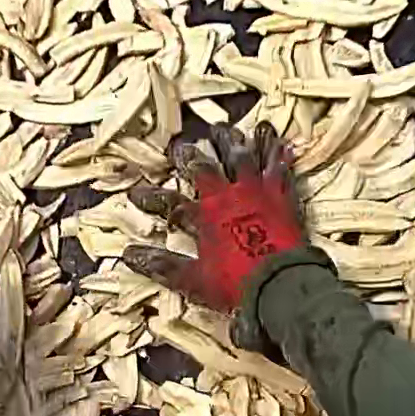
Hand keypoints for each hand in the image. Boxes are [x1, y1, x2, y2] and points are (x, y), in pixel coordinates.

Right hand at [121, 122, 304, 311]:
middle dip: (194, 154)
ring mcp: (259, 193)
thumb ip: (163, 265)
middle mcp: (230, 196)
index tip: (134, 194)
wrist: (282, 286)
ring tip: (228, 130)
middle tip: (184, 144)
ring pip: (245, 158)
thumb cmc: (234, 283)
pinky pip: (281, 170)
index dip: (150, 197)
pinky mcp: (284, 198)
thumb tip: (129, 256)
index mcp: (205, 215)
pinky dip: (279, 155)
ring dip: (235, 142)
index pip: (169, 202)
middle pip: (209, 167)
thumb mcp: (193, 279)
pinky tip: (282, 143)